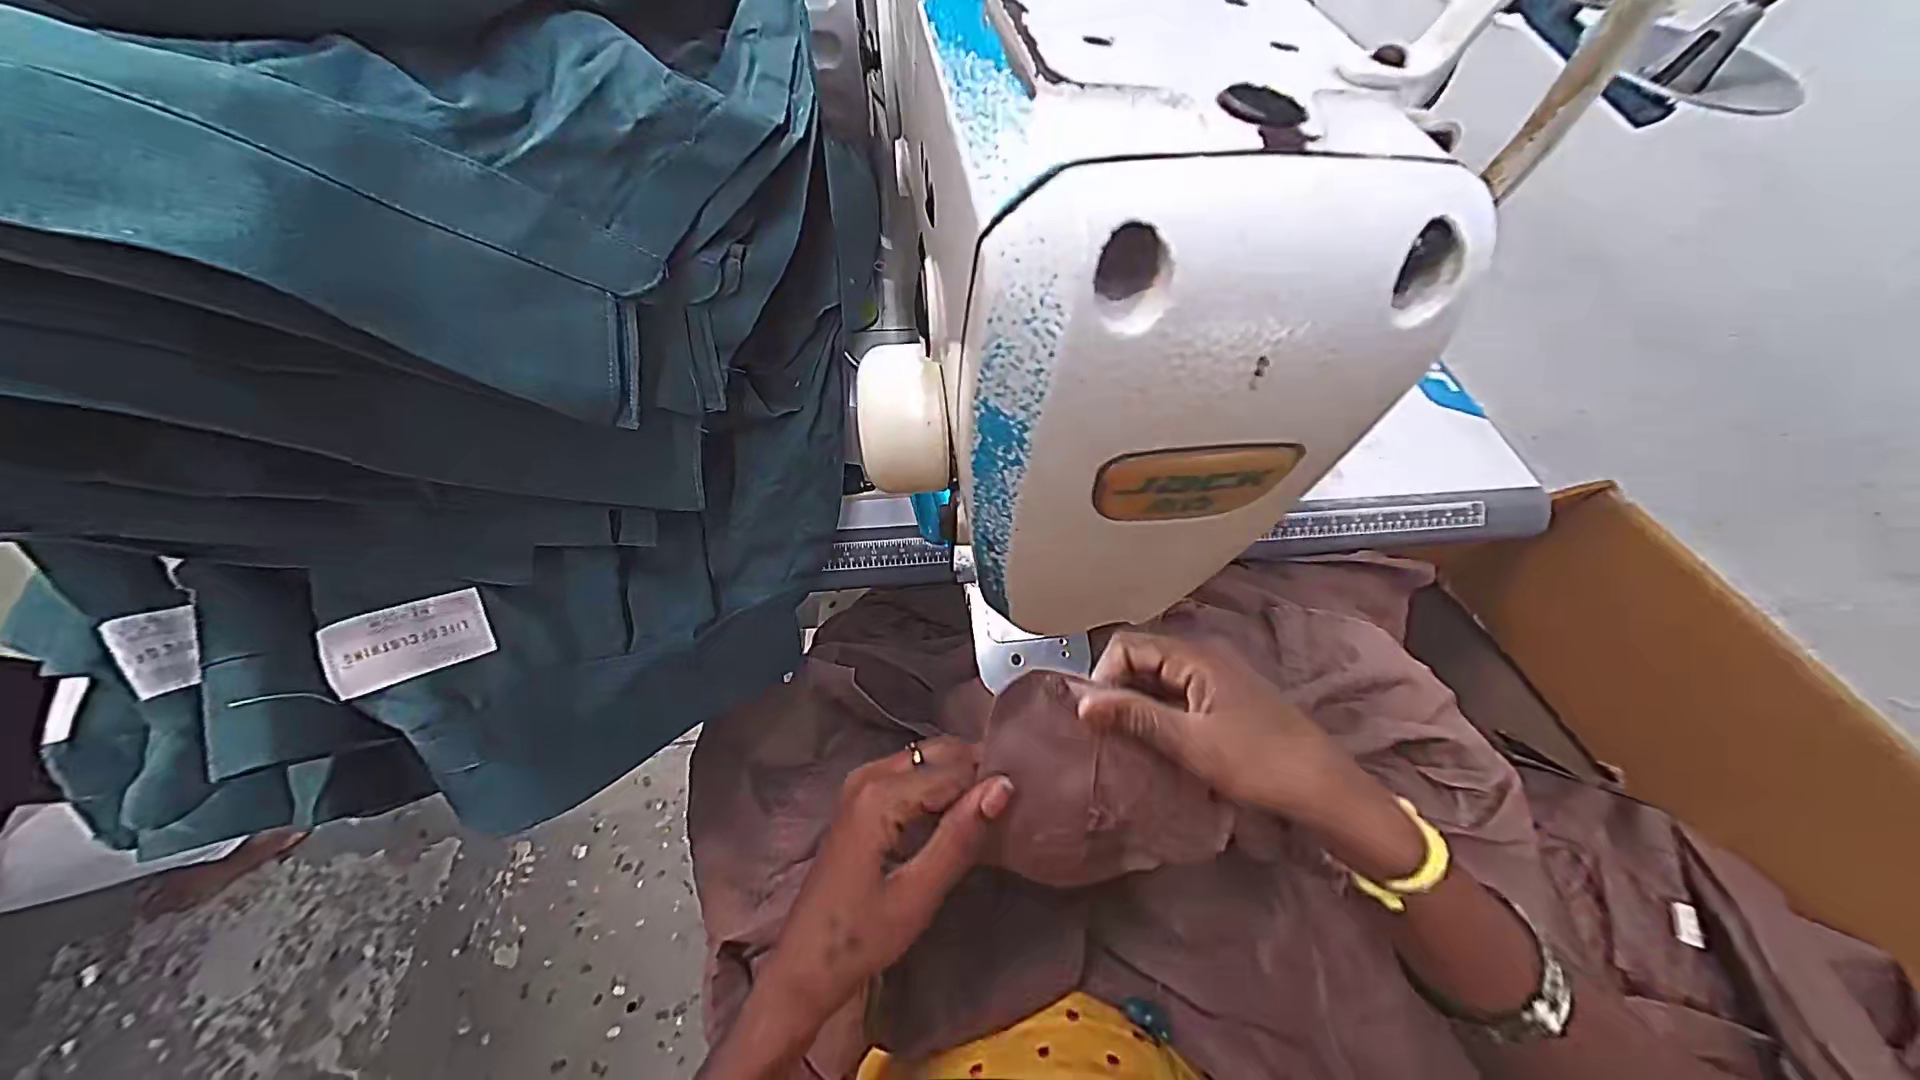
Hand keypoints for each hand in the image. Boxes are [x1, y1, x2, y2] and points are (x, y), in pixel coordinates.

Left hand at [758, 738, 1014, 1027]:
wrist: (805, 965)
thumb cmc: (861, 938)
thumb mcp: (918, 894)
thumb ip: (960, 836)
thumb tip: (1003, 786)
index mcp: (879, 794)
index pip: (953, 769)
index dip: (988, 784)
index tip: (1017, 806)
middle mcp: (868, 774)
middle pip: (938, 753)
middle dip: (974, 772)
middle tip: (1004, 808)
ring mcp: (860, 781)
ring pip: (926, 758)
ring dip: (958, 776)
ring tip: (985, 811)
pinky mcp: (859, 794)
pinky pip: (910, 771)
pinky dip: (937, 784)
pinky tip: (955, 814)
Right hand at [1074, 631, 1387, 838]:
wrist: (1325, 789)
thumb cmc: (1257, 762)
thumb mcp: (1189, 741)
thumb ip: (1134, 715)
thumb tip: (1082, 702)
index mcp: (1196, 655)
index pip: (1128, 644)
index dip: (1104, 674)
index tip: (1098, 715)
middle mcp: (1204, 654)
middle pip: (1142, 656)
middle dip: (1118, 687)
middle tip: (1107, 728)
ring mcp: (1217, 674)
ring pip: (1158, 676)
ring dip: (1137, 700)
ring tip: (1127, 735)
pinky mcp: (1224, 696)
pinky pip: (1176, 691)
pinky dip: (1158, 708)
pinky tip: (1155, 736)